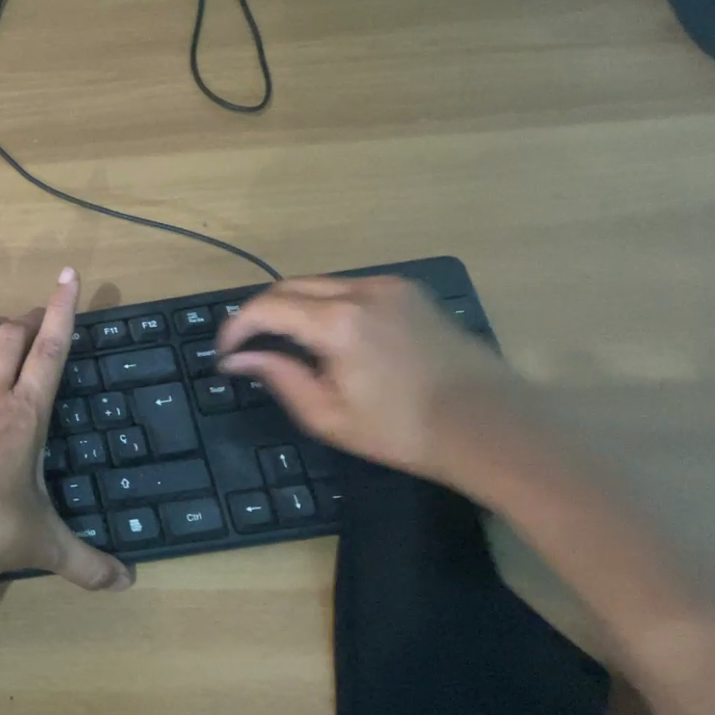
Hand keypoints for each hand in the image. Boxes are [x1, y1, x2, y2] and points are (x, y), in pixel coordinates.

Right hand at [216, 276, 519, 481]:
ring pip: (318, 284)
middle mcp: (362, 291)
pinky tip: (324, 338)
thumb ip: (276, 377)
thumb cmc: (402, 430)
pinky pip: (349, 288)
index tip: (224, 354)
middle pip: (288, 287)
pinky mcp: (410, 293)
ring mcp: (391, 287)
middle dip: (258, 314)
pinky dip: (322, 306)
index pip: (265, 308)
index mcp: (338, 322)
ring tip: (280, 345)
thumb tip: (235, 360)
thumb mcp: (326, 414)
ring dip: (290, 308)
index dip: (235, 328)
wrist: (490, 427)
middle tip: (245, 348)